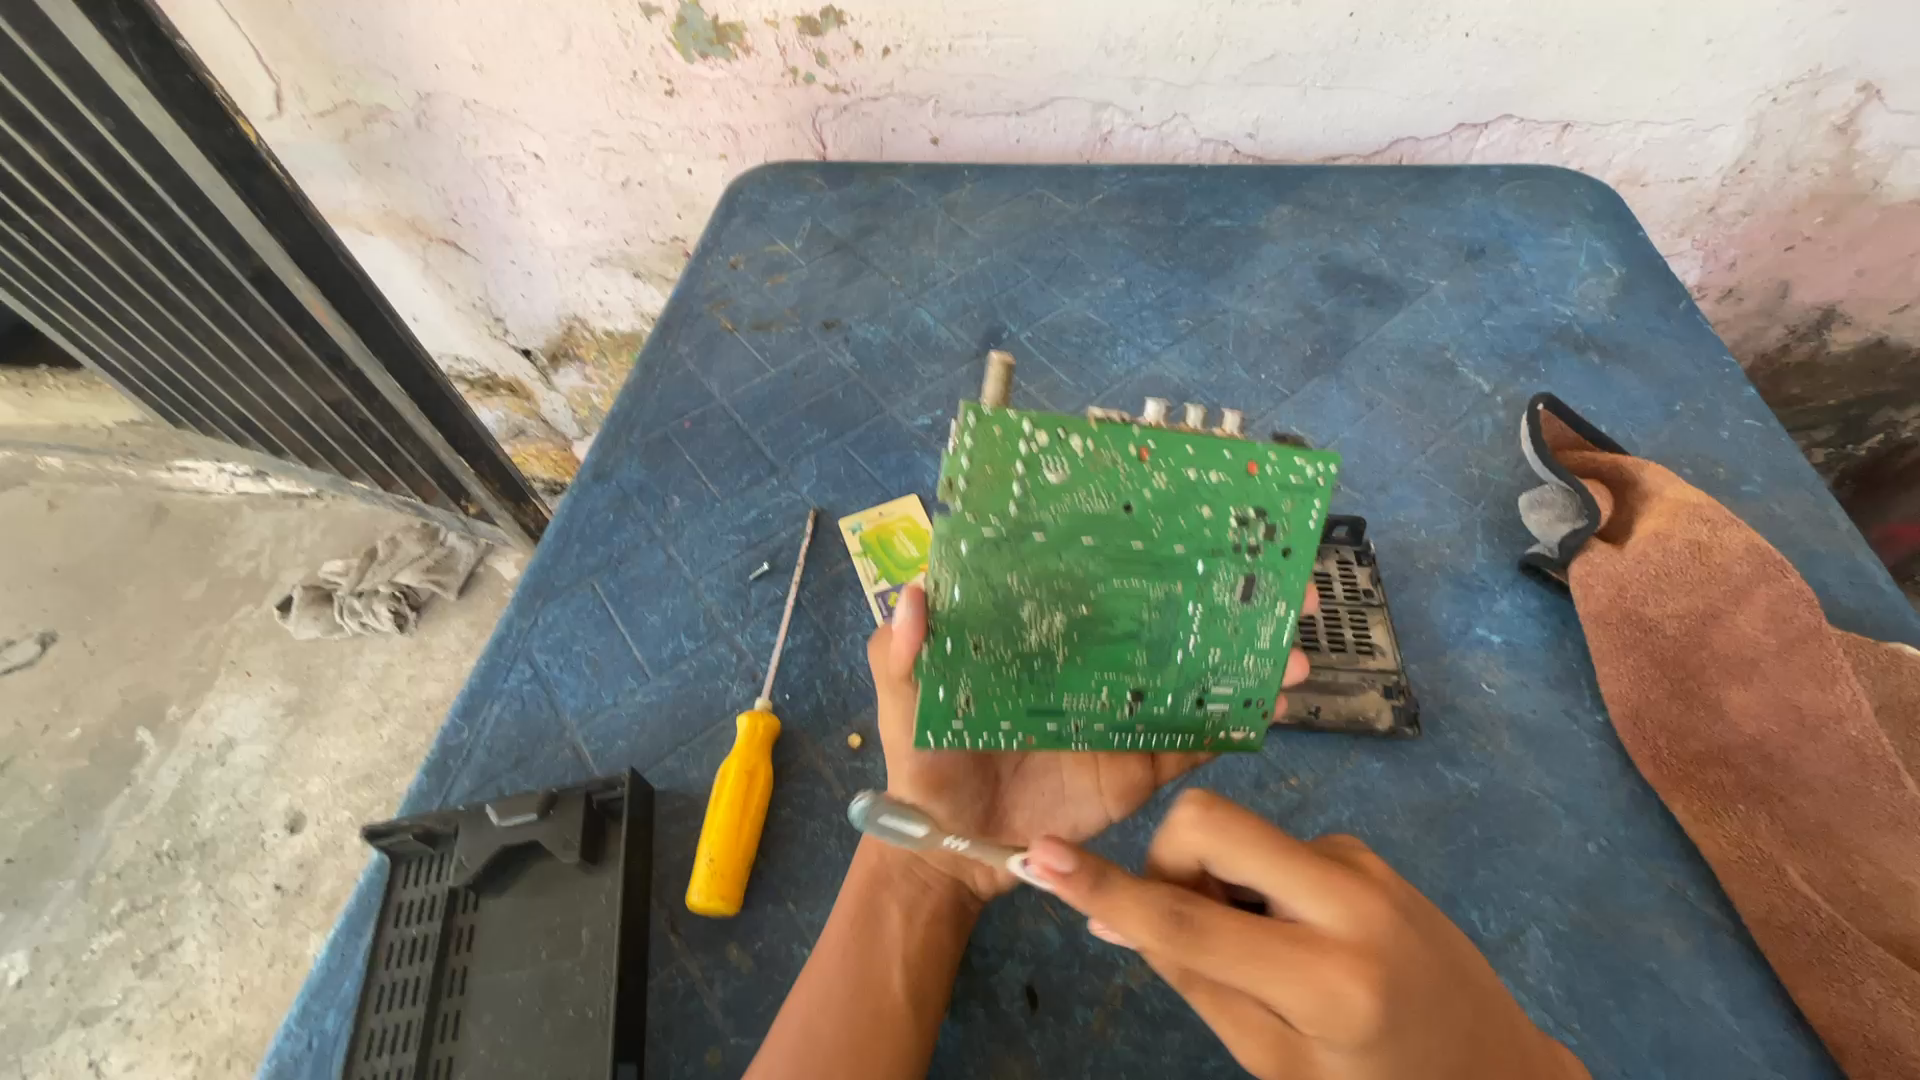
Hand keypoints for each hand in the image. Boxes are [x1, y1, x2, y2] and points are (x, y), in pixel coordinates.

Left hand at [866, 582, 1315, 901]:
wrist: (952, 849)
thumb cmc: (925, 762)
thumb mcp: (903, 701)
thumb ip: (899, 652)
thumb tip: (914, 591)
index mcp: (1041, 637)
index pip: (1093, 581)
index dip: (1136, 549)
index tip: (1187, 517)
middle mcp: (1091, 664)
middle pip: (1160, 618)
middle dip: (1220, 593)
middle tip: (1280, 576)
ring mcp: (1120, 713)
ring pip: (1192, 673)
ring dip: (1246, 652)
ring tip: (1297, 639)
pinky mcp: (1137, 764)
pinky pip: (1194, 739)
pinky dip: (1238, 717)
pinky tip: (1279, 695)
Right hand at [1021, 791, 1587, 1079]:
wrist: (1500, 1077)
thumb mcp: (1276, 1062)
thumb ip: (1192, 979)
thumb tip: (1108, 921)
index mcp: (1327, 979)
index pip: (1186, 921)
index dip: (1105, 887)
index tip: (1041, 855)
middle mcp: (1348, 898)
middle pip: (1207, 821)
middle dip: (1169, 860)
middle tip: (1187, 920)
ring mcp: (1360, 861)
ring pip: (1235, 832)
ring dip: (1215, 879)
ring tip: (1257, 947)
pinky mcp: (1361, 849)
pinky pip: (1271, 847)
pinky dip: (1254, 883)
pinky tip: (1293, 933)